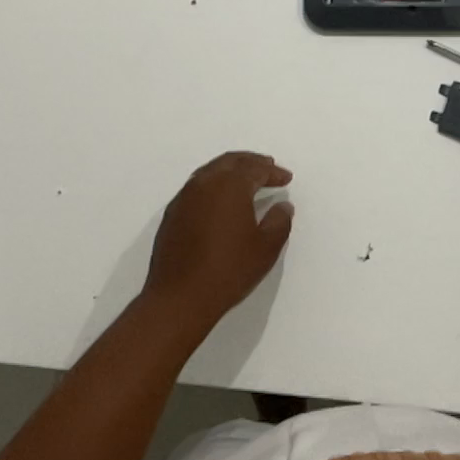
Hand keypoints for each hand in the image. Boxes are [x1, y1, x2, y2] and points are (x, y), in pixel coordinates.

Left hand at [142, 152, 294, 327]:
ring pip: (211, 172)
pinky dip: (214, 186)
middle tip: (268, 167)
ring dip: (231, 171)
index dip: (273, 172)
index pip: (255, 169)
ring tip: (246, 181)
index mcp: (230, 185)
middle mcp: (205, 183)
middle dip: (251, 162)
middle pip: (230, 162)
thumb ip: (279, 221)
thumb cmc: (228, 270)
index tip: (286, 178)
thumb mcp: (266, 248)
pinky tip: (220, 201)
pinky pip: (197, 187)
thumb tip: (282, 206)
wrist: (179, 298)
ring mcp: (184, 197)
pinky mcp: (172, 214)